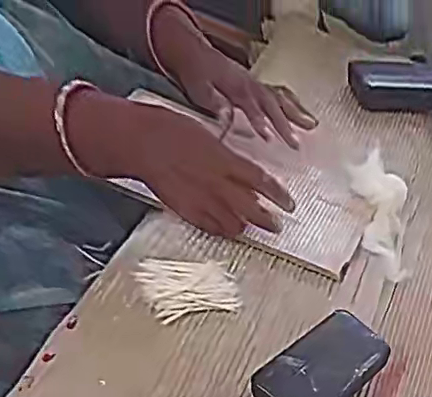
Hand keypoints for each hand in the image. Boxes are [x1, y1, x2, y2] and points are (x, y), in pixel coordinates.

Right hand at [94, 99, 295, 236]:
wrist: (142, 142)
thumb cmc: (171, 130)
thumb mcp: (208, 138)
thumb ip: (228, 159)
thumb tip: (241, 173)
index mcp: (226, 161)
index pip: (262, 182)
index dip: (279, 195)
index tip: (290, 205)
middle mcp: (220, 185)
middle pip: (254, 210)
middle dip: (269, 220)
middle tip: (277, 226)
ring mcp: (205, 202)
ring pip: (236, 225)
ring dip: (246, 227)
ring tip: (250, 227)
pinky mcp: (190, 213)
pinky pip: (214, 229)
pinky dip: (224, 231)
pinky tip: (228, 229)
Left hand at [153, 8, 315, 145]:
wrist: (193, 52)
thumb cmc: (196, 73)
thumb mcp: (199, 89)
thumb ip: (215, 103)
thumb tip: (227, 116)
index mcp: (237, 87)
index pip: (251, 107)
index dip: (260, 121)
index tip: (269, 137)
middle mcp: (251, 84)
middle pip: (272, 104)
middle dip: (284, 124)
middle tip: (295, 143)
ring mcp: (257, 84)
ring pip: (280, 97)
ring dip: (296, 112)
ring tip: (312, 126)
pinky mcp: (258, 85)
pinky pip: (279, 94)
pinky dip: (292, 103)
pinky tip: (302, 113)